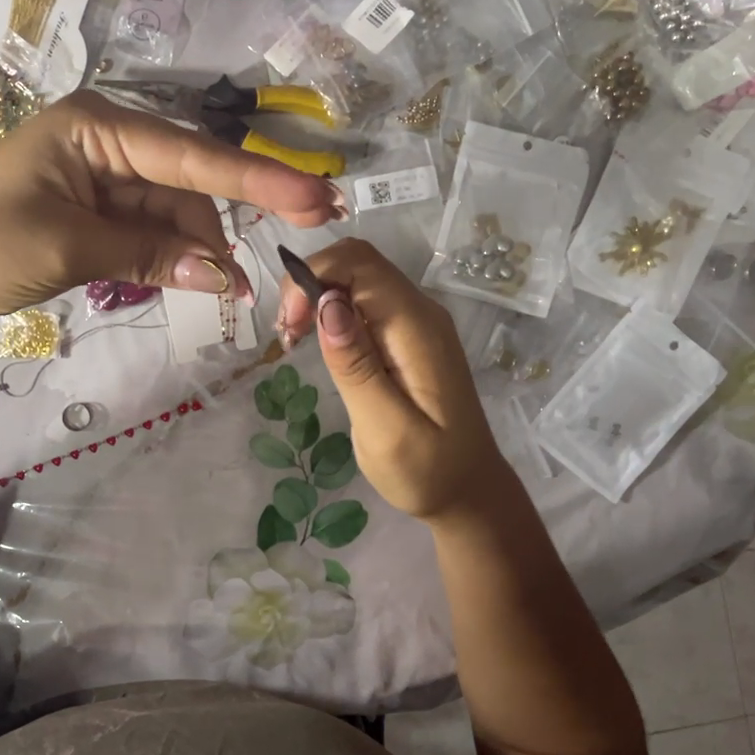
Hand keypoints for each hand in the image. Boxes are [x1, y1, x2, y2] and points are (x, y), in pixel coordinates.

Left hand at [0, 90, 343, 321]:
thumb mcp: (70, 250)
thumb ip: (149, 257)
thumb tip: (221, 275)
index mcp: (95, 128)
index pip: (188, 155)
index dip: (256, 181)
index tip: (316, 198)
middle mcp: (106, 142)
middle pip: (187, 184)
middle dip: (221, 228)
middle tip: (261, 275)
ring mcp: (102, 177)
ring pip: (173, 212)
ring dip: (196, 251)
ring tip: (222, 292)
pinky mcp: (97, 210)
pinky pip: (149, 231)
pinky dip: (170, 258)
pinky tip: (190, 280)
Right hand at [276, 239, 513, 523]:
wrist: (468, 493)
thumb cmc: (425, 470)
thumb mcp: (385, 427)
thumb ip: (355, 366)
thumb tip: (327, 305)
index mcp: (415, 328)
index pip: (359, 264)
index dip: (312, 278)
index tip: (288, 329)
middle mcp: (419, 313)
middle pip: (356, 261)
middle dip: (308, 284)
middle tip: (285, 336)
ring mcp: (414, 323)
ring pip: (356, 278)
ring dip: (315, 297)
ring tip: (293, 342)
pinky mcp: (405, 338)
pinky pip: (363, 302)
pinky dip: (330, 312)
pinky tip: (315, 345)